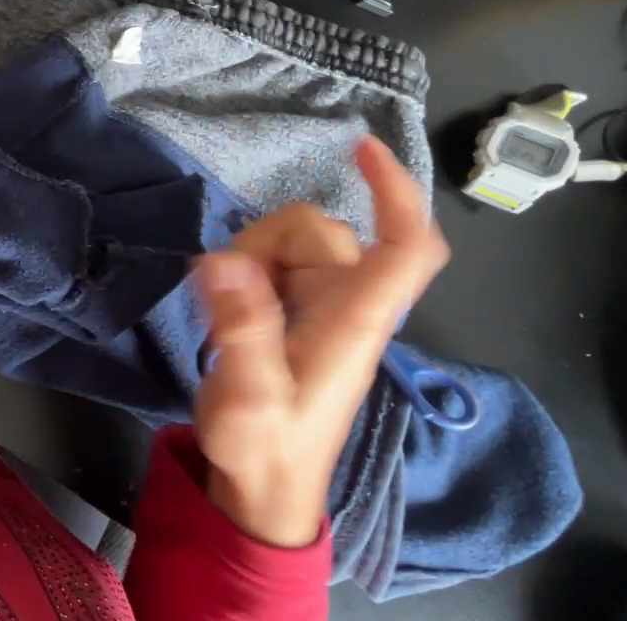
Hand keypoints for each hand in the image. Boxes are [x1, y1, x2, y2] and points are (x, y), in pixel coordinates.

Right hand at [192, 135, 450, 547]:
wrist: (262, 479)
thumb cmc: (265, 445)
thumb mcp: (248, 394)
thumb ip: (240, 329)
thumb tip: (223, 262)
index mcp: (354, 321)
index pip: (403, 248)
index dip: (395, 194)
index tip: (362, 147)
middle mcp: (343, 302)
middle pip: (318, 230)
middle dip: (264, 242)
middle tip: (226, 290)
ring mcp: (317, 304)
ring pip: (284, 239)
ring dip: (243, 258)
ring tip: (224, 310)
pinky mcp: (289, 308)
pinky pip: (263, 257)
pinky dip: (236, 269)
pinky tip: (224, 308)